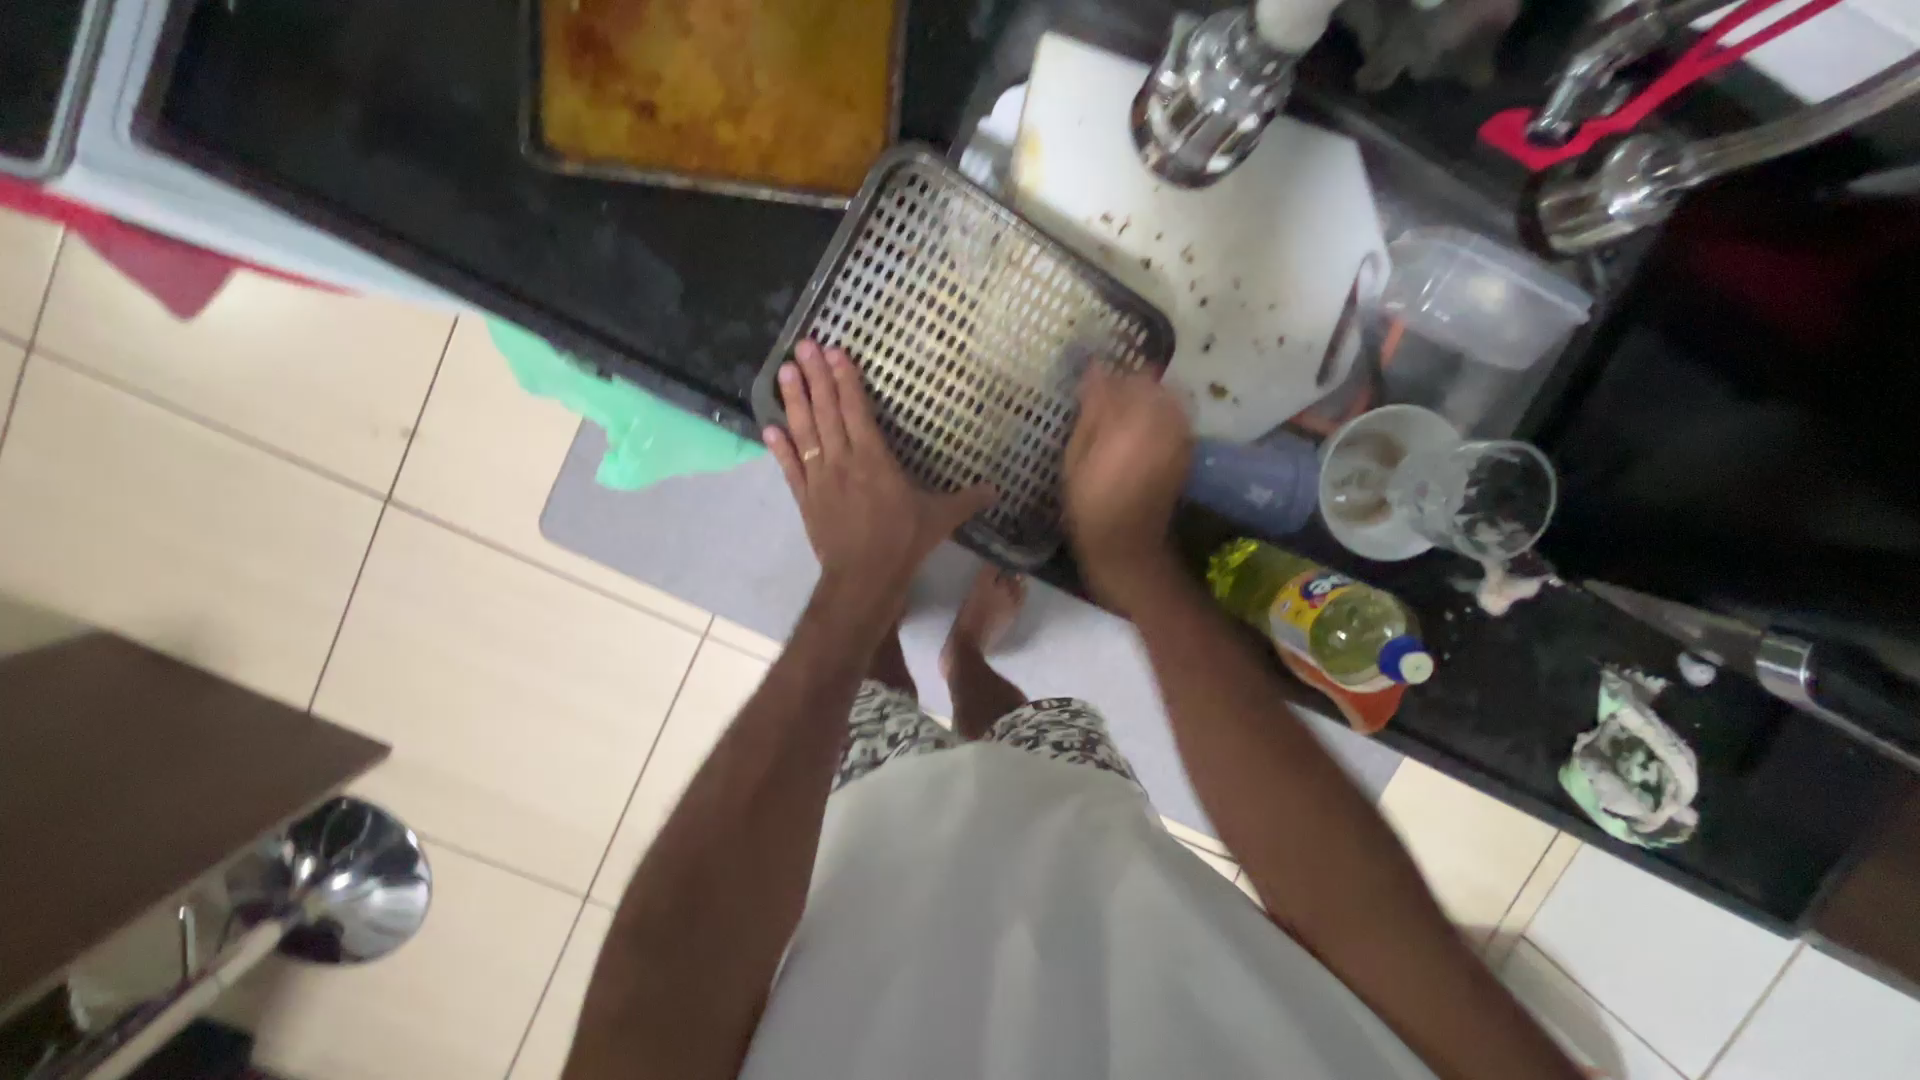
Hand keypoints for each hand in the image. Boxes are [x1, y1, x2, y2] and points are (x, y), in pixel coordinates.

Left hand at [765, 340, 996, 617]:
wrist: (864, 577)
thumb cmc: (903, 542)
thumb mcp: (941, 518)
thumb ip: (967, 499)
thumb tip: (997, 489)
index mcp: (874, 458)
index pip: (857, 410)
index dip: (845, 379)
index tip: (834, 352)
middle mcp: (843, 461)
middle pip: (826, 411)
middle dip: (815, 376)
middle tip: (802, 346)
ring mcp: (820, 479)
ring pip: (804, 432)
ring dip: (794, 401)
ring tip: (783, 371)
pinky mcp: (806, 499)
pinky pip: (790, 468)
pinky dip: (780, 448)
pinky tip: (769, 427)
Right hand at [1063, 366, 1191, 604]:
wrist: (1127, 546)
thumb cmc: (1090, 506)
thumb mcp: (1075, 459)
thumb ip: (1090, 412)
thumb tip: (1095, 371)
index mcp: (1126, 423)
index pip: (1118, 380)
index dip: (1102, 378)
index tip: (1087, 384)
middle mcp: (1159, 423)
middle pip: (1148, 383)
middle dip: (1127, 385)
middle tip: (1106, 400)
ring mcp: (1177, 436)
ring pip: (1167, 396)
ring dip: (1146, 398)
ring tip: (1125, 415)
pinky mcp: (1186, 450)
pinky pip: (1177, 417)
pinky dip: (1161, 414)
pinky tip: (1142, 430)